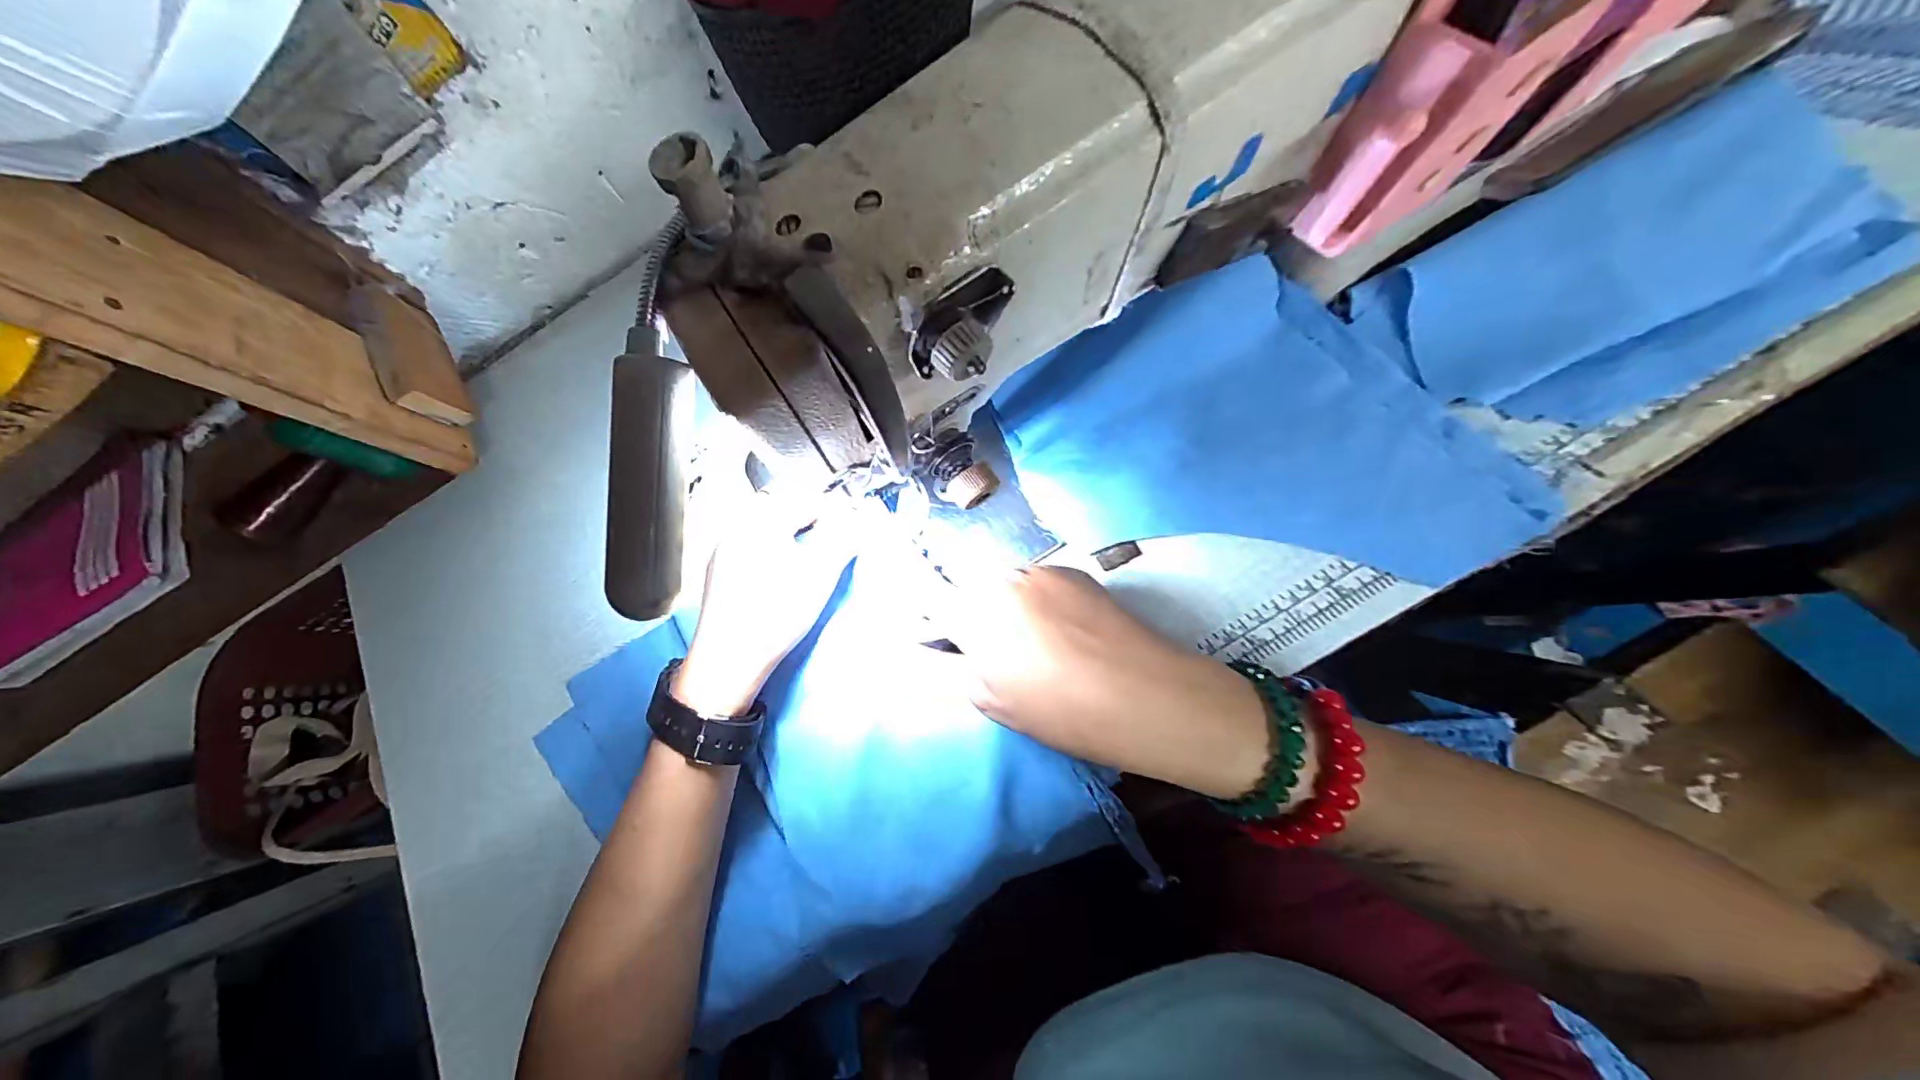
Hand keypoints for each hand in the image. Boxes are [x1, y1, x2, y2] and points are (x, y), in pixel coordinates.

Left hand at [673, 490, 858, 715]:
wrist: (729, 661)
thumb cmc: (772, 618)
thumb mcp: (820, 574)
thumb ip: (844, 538)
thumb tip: (862, 518)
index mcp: (759, 522)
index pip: (808, 499)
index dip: (838, 509)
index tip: (856, 523)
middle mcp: (737, 530)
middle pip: (786, 509)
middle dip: (816, 518)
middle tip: (840, 535)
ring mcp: (727, 553)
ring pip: (770, 529)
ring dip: (798, 534)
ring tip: (819, 555)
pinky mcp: (724, 575)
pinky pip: (758, 548)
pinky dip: (780, 551)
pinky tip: (791, 574)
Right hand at [935, 566, 1310, 800]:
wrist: (1150, 694)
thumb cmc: (1064, 712)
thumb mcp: (993, 700)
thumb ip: (951, 667)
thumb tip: (930, 646)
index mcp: (975, 611)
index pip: (929, 596)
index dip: (930, 619)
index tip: (940, 640)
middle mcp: (1003, 577)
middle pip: (967, 586)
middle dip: (968, 612)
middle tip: (992, 651)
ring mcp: (1041, 569)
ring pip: (1003, 583)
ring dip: (1003, 605)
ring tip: (1034, 644)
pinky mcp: (1073, 570)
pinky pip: (1036, 581)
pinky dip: (1036, 600)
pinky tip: (1063, 632)